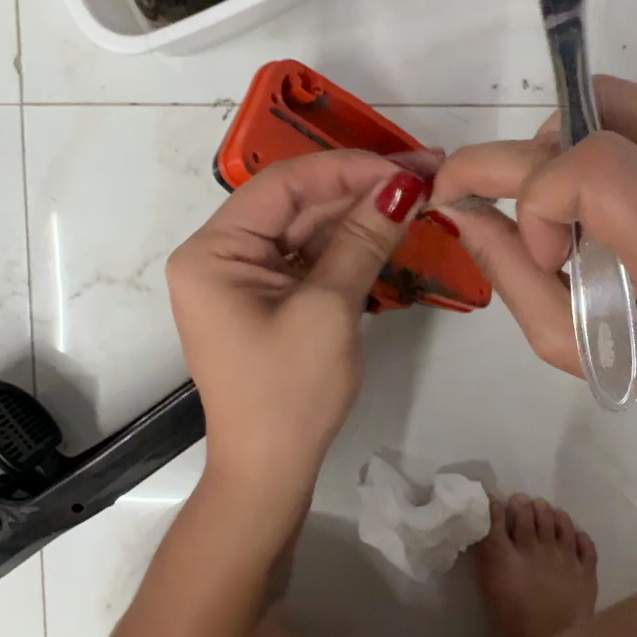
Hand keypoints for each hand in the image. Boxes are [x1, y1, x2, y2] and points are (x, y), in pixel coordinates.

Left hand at [167, 150, 437, 495]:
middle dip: (357, 191)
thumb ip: (362, 240)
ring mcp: (237, 280)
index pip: (281, 186)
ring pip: (300, 231)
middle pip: (291, 205)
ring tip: (415, 199)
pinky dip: (342, 250)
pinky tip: (385, 232)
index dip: (347, 170)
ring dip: (354, 218)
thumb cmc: (289, 394)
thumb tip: (402, 185)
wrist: (268, 469)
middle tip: (425, 176)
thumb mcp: (328, 310)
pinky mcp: (259, 301)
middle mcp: (216, 257)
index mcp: (211, 252)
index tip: (407, 167)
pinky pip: (301, 260)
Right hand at [427, 75, 636, 422]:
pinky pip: (627, 109)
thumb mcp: (565, 341)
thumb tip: (457, 208)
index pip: (594, 173)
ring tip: (552, 208)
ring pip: (602, 101)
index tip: (538, 253)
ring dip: (551, 149)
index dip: (538, 200)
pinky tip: (585, 194)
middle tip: (471, 196)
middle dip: (512, 163)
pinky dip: (583, 141)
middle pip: (589, 130)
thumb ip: (507, 269)